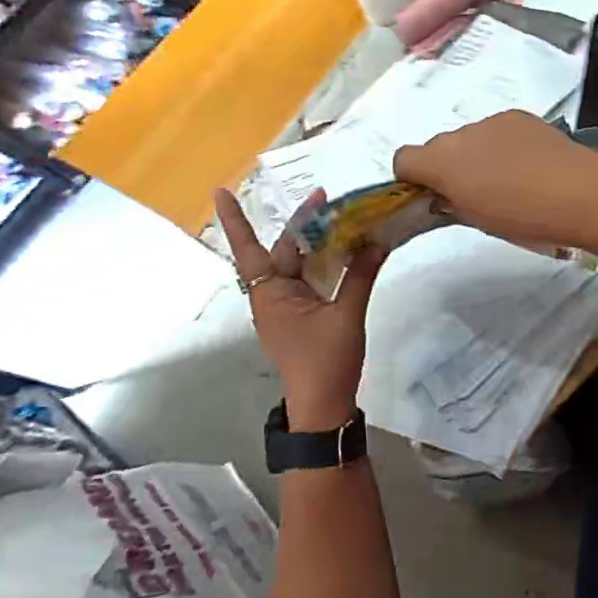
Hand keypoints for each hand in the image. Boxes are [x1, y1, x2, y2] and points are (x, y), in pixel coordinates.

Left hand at [215, 188, 386, 431]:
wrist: (323, 406)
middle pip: (285, 251)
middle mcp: (273, 296)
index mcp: (272, 294)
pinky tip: (344, 253)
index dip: (235, 220)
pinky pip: (308, 282)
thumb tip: (377, 242)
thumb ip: (360, 276)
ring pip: (298, 266)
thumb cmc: (326, 361)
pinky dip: (323, 266)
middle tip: (328, 197)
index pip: (249, 249)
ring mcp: (286, 308)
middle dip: (304, 225)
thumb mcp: (347, 315)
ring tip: (340, 218)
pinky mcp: (300, 318)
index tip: (220, 191)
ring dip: (316, 244)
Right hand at [393, 110, 597, 249]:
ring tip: (507, 183)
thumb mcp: (478, 221)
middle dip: (446, 168)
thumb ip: (451, 205)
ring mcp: (492, 121)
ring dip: (475, 157)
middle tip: (472, 196)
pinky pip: (496, 131)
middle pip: (437, 148)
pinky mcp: (520, 117)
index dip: (411, 178)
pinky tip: (527, 168)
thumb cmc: (524, 218)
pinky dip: (500, 146)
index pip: (404, 159)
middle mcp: (461, 134)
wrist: (583, 194)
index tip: (431, 197)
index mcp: (443, 162)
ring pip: (468, 139)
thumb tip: (444, 197)